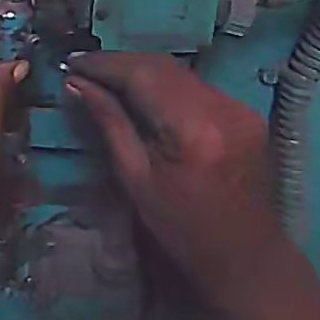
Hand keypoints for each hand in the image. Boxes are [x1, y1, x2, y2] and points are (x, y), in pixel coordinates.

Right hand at [65, 53, 284, 307]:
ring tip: (107, 77)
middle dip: (120, 63)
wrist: (247, 257)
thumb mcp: (135, 180)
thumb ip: (110, 123)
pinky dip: (166, 84)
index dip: (105, 64)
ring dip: (142, 70)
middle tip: (84, 67)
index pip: (142, 75)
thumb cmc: (183, 230)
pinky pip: (197, 86)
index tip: (73, 62)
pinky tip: (143, 92)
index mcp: (193, 129)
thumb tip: (78, 84)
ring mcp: (240, 106)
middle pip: (162, 66)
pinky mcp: (247, 111)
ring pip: (180, 72)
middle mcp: (222, 107)